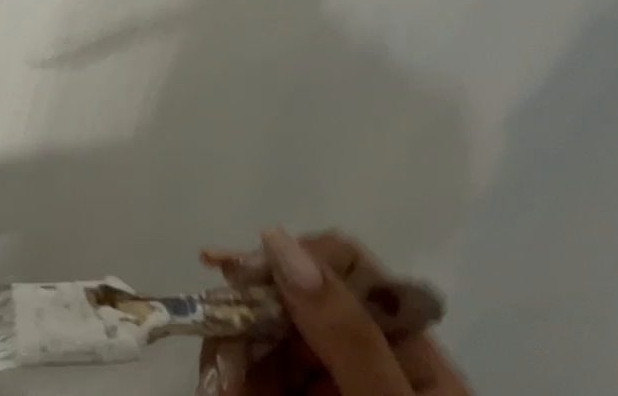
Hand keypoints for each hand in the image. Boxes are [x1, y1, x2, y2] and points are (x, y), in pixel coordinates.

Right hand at [196, 229, 469, 395]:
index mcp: (409, 345)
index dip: (289, 258)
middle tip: (209, 323)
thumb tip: (277, 237)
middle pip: (290, 293)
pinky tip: (219, 384)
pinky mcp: (287, 390)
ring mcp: (324, 374)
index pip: (344, 265)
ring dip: (227, 341)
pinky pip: (248, 363)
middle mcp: (363, 350)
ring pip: (259, 327)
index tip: (234, 270)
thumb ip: (343, 330)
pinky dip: (225, 368)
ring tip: (218, 381)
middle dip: (245, 305)